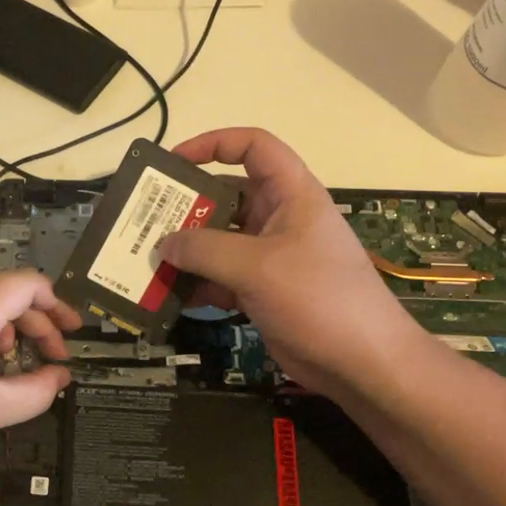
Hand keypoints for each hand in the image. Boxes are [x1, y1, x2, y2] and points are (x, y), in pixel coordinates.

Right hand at [158, 128, 425, 396]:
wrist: (361, 362)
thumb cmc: (318, 298)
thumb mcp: (257, 266)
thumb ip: (204, 250)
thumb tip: (163, 244)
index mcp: (291, 194)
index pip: (253, 146)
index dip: (213, 143)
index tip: (174, 161)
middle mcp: (279, 218)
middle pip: (226, 196)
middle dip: (185, 206)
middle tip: (144, 220)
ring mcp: (269, 256)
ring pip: (217, 240)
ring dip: (184, 249)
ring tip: (146, 259)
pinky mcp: (262, 290)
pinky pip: (219, 276)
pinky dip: (195, 283)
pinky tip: (168, 294)